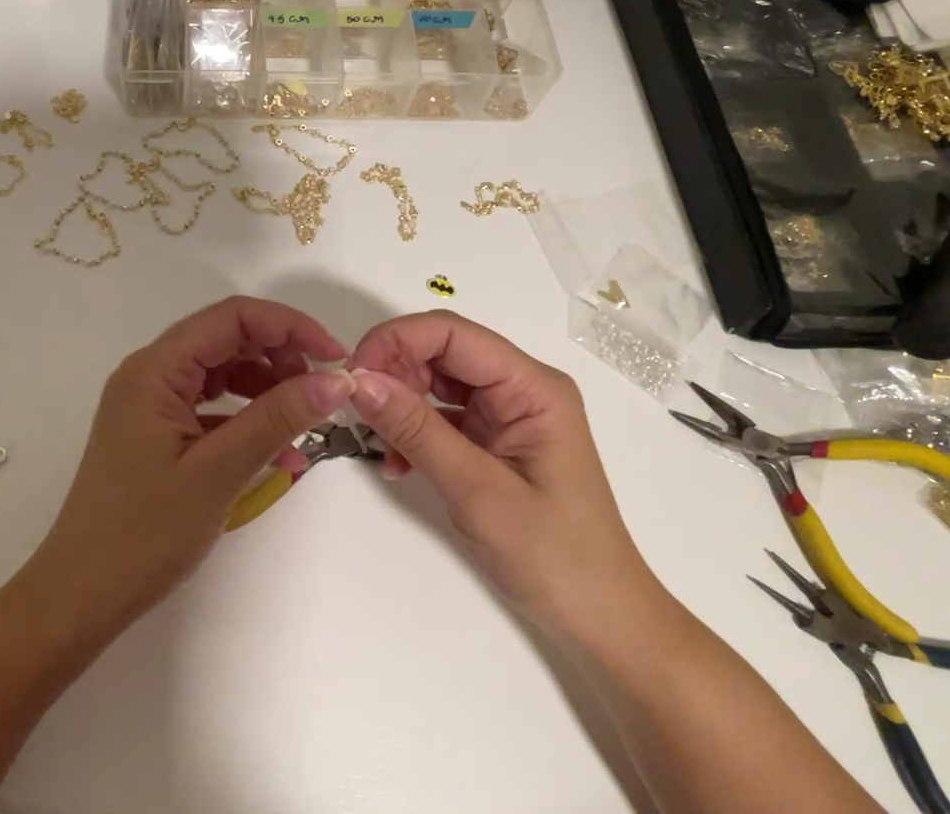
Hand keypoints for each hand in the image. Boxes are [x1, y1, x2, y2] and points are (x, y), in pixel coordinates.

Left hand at [23, 297, 351, 629]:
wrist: (82, 593)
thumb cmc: (144, 532)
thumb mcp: (219, 471)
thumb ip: (277, 418)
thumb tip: (337, 379)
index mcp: (154, 370)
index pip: (231, 317)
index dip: (288, 326)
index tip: (335, 357)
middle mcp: (148, 376)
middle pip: (225, 340)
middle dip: (280, 357)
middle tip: (322, 393)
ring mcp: (149, 406)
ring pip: (220, 375)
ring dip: (267, 391)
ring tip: (304, 425)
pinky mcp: (155, 434)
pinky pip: (209, 410)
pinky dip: (246, 422)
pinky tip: (278, 455)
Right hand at [347, 311, 666, 641]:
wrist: (598, 615)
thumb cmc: (551, 553)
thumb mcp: (476, 489)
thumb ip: (416, 430)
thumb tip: (359, 381)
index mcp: (533, 387)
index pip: (452, 334)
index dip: (395, 341)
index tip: (351, 376)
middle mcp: (521, 389)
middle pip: (442, 352)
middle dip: (392, 372)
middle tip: (355, 410)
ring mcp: (507, 415)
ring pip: (436, 384)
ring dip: (399, 404)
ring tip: (376, 441)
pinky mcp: (494, 441)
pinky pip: (442, 418)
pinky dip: (412, 433)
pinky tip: (396, 465)